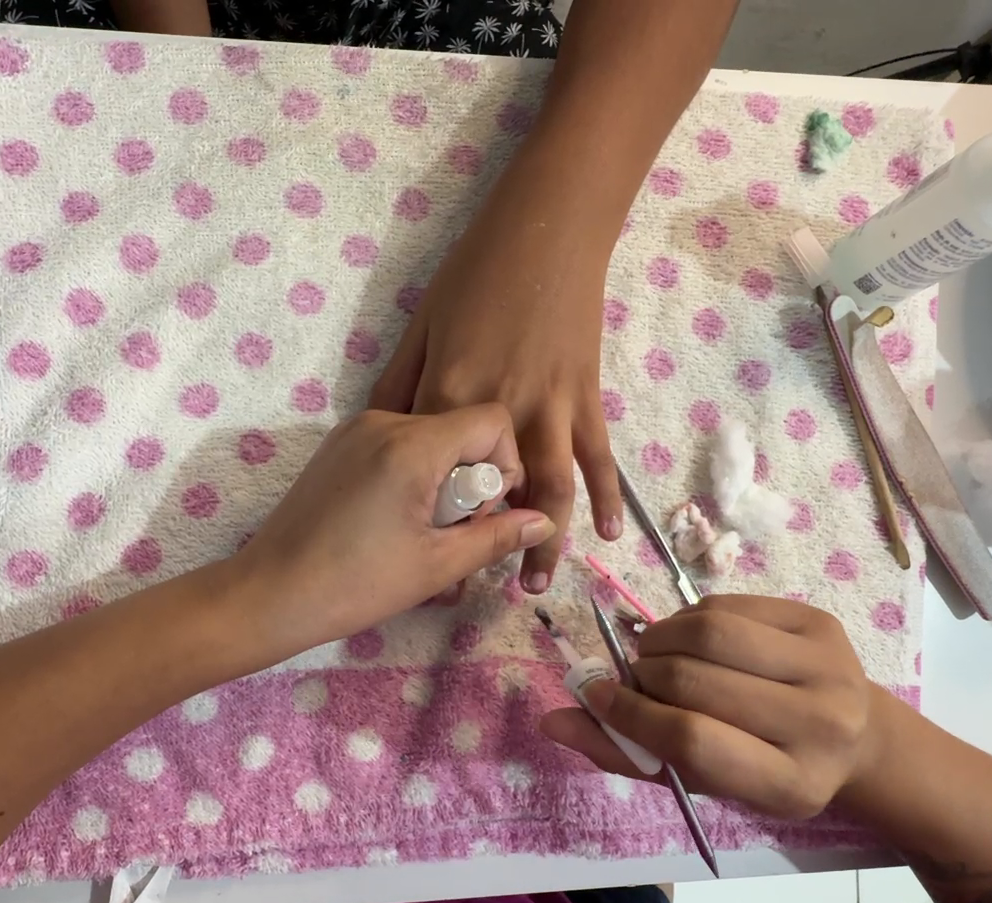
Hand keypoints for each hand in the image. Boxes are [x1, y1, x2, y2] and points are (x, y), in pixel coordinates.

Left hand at [231, 407, 554, 653]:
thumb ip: (496, 537)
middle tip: (448, 532)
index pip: (491, 420)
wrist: (271, 592)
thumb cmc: (357, 583)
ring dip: (441, 481)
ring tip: (419, 532)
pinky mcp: (337, 446)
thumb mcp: (437, 565)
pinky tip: (391, 521)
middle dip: (471, 479)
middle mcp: (384, 421)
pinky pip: (395, 446)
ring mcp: (355, 430)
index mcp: (412, 443)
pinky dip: (410, 476)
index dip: (505, 464)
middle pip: (459, 429)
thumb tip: (541, 520)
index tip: (483, 512)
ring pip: (428, 440)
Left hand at [369, 163, 621, 596]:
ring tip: (536, 585)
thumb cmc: (471, 275)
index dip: (427, 518)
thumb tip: (382, 434)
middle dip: (483, 544)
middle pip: (490, 494)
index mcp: (445, 398)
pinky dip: (607, 495)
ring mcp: (548, 409)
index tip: (421, 556)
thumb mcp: (418, 328)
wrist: (547, 229)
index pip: (431, 475)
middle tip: (475, 584)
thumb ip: (398, 385)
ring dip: (544, 539)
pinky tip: (608, 533)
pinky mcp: (584, 399)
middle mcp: (498, 414)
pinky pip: (597, 456)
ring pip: (548, 488)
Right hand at [539, 595, 887, 818]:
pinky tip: (692, 638)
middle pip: (694, 681)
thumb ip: (625, 752)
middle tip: (635, 679)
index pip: (692, 740)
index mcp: (789, 783)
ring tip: (657, 654)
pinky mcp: (821, 623)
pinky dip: (689, 619)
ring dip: (661, 639)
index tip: (599, 697)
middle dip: (644, 674)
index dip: (632, 714)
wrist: (858, 738)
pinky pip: (727, 606)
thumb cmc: (763, 766)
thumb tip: (552, 722)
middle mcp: (821, 725)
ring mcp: (828, 667)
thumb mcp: (701, 778)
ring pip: (709, 633)